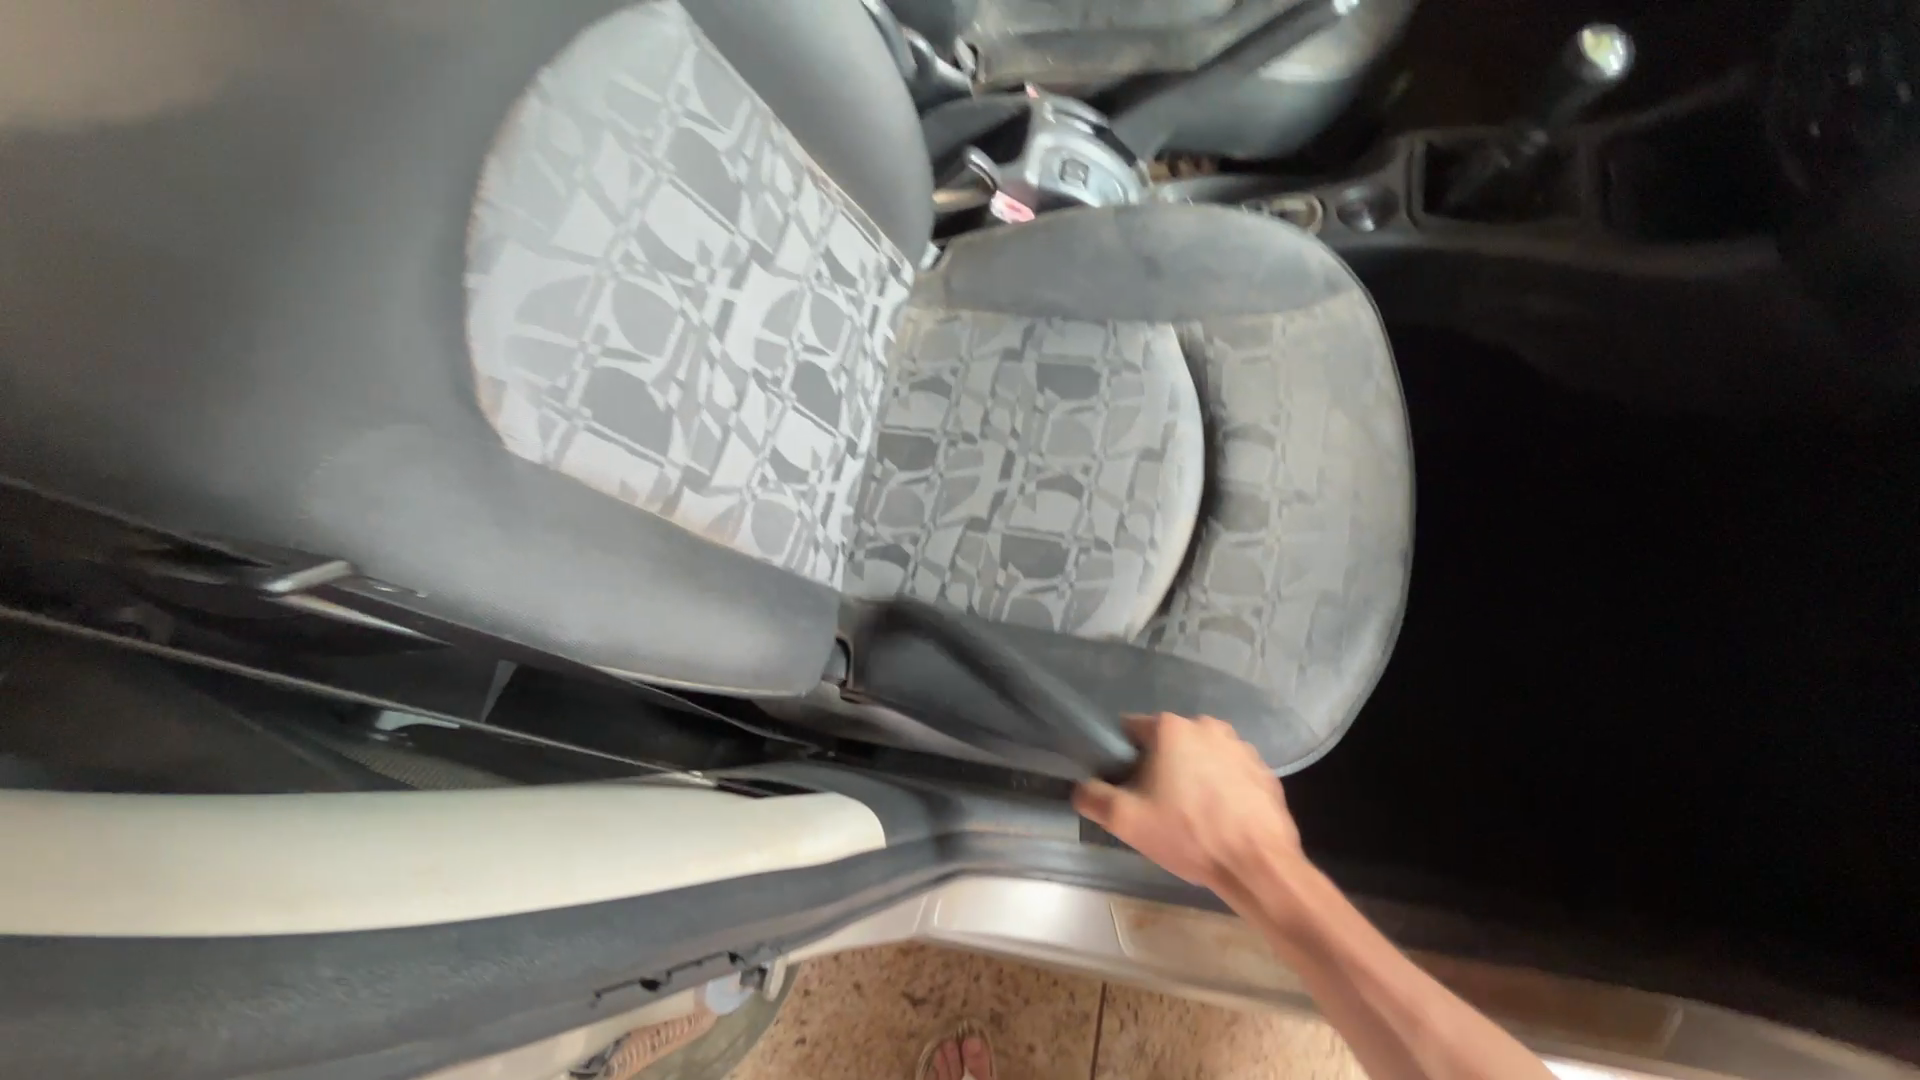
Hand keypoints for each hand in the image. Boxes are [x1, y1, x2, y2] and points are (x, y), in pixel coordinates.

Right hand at [1073, 713, 1303, 891]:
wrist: (1258, 865)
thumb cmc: (1188, 834)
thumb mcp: (1125, 820)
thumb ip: (1092, 797)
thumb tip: (1081, 786)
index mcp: (1171, 728)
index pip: (1131, 729)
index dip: (1122, 756)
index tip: (1125, 786)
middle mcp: (1207, 726)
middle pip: (1168, 742)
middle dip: (1159, 767)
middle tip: (1156, 805)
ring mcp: (1240, 746)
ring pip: (1201, 756)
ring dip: (1192, 776)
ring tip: (1192, 815)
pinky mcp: (1263, 770)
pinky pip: (1230, 773)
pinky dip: (1222, 788)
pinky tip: (1221, 819)